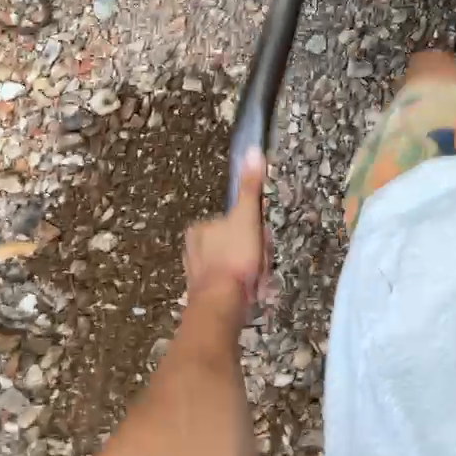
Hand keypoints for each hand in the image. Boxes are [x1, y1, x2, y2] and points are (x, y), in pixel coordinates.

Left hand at [184, 148, 271, 324]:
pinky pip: (231, 282)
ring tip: (257, 279)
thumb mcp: (247, 216)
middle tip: (260, 262)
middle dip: (254, 252)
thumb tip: (253, 152)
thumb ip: (250, 187)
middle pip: (237, 241)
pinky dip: (244, 285)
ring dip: (252, 270)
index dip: (255, 229)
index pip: (237, 220)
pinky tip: (252, 291)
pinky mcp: (205, 293)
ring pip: (236, 262)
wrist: (222, 303)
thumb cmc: (235, 256)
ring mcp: (198, 272)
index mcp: (200, 228)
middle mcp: (193, 248)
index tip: (261, 240)